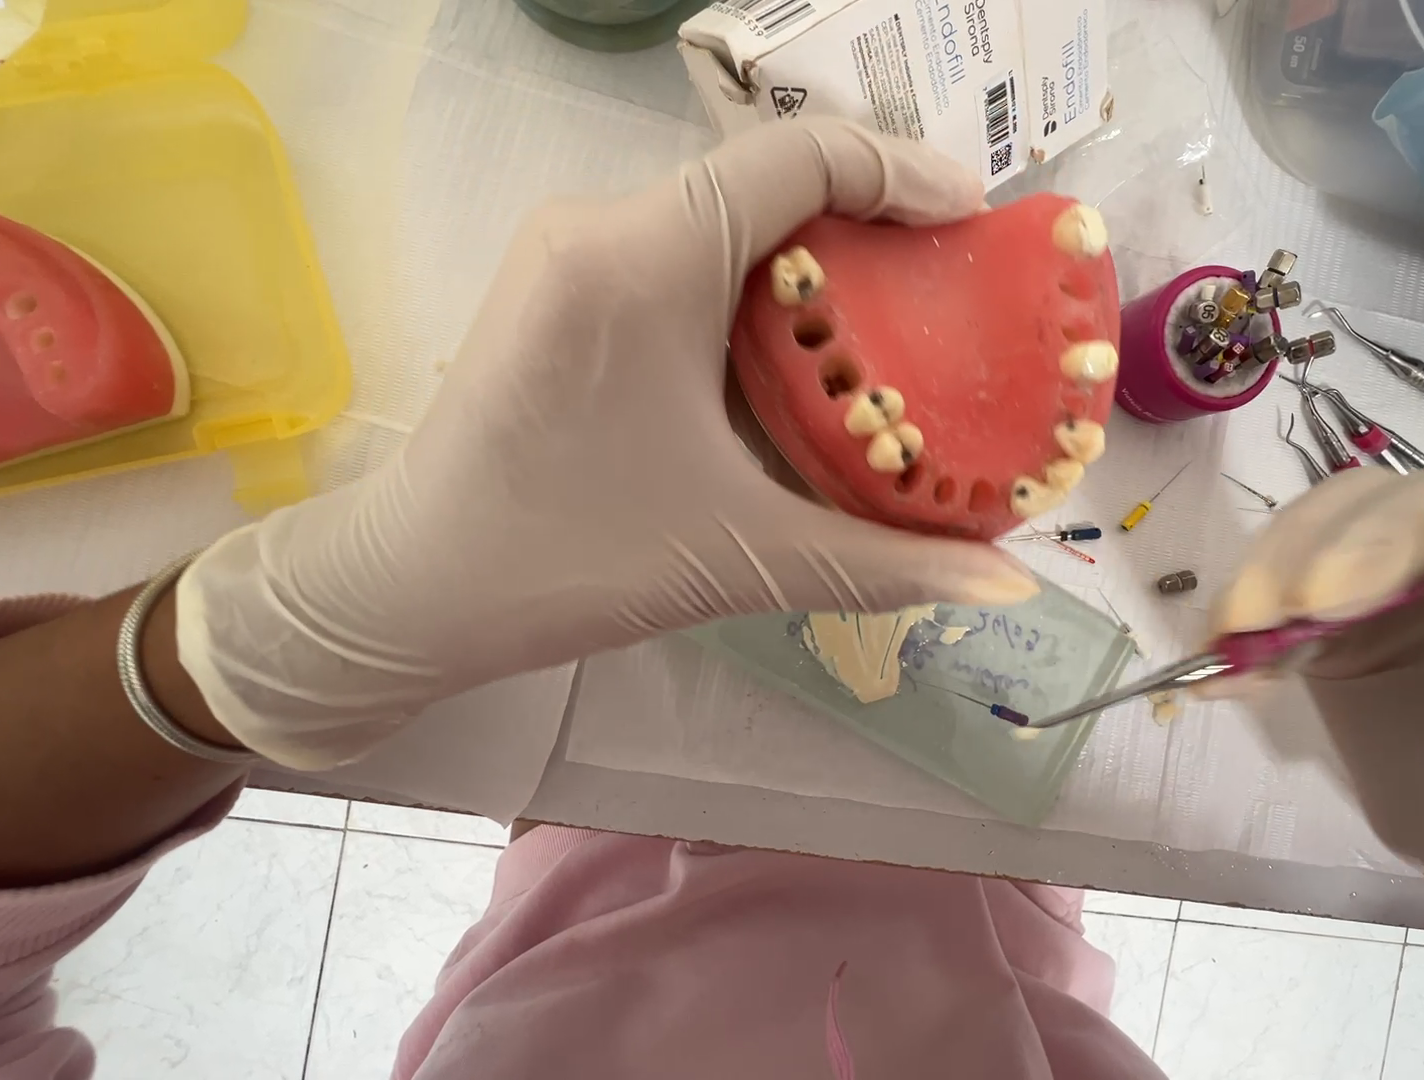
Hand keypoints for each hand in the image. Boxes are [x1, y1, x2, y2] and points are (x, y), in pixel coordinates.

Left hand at [175, 120, 1035, 769]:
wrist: (411, 588)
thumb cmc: (570, 562)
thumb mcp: (745, 558)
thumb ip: (887, 567)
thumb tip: (1013, 582)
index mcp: (646, 256)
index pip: (798, 156)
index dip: (902, 171)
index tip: (973, 219)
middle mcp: (604, 225)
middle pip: (767, 180)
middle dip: (869, 220)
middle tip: (945, 283)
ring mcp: (572, 253)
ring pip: (724, 217)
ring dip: (813, 257)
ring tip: (890, 317)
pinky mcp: (559, 292)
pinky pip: (683, 254)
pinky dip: (758, 287)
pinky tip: (798, 351)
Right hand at [1210, 466, 1423, 995]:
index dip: (1371, 537)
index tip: (1316, 606)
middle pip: (1356, 508)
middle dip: (1293, 557)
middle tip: (1248, 624)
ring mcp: (1386, 589)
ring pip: (1300, 545)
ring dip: (1252, 588)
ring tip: (1226, 652)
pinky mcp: (1331, 631)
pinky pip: (1271, 604)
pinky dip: (1234, 633)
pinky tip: (1221, 680)